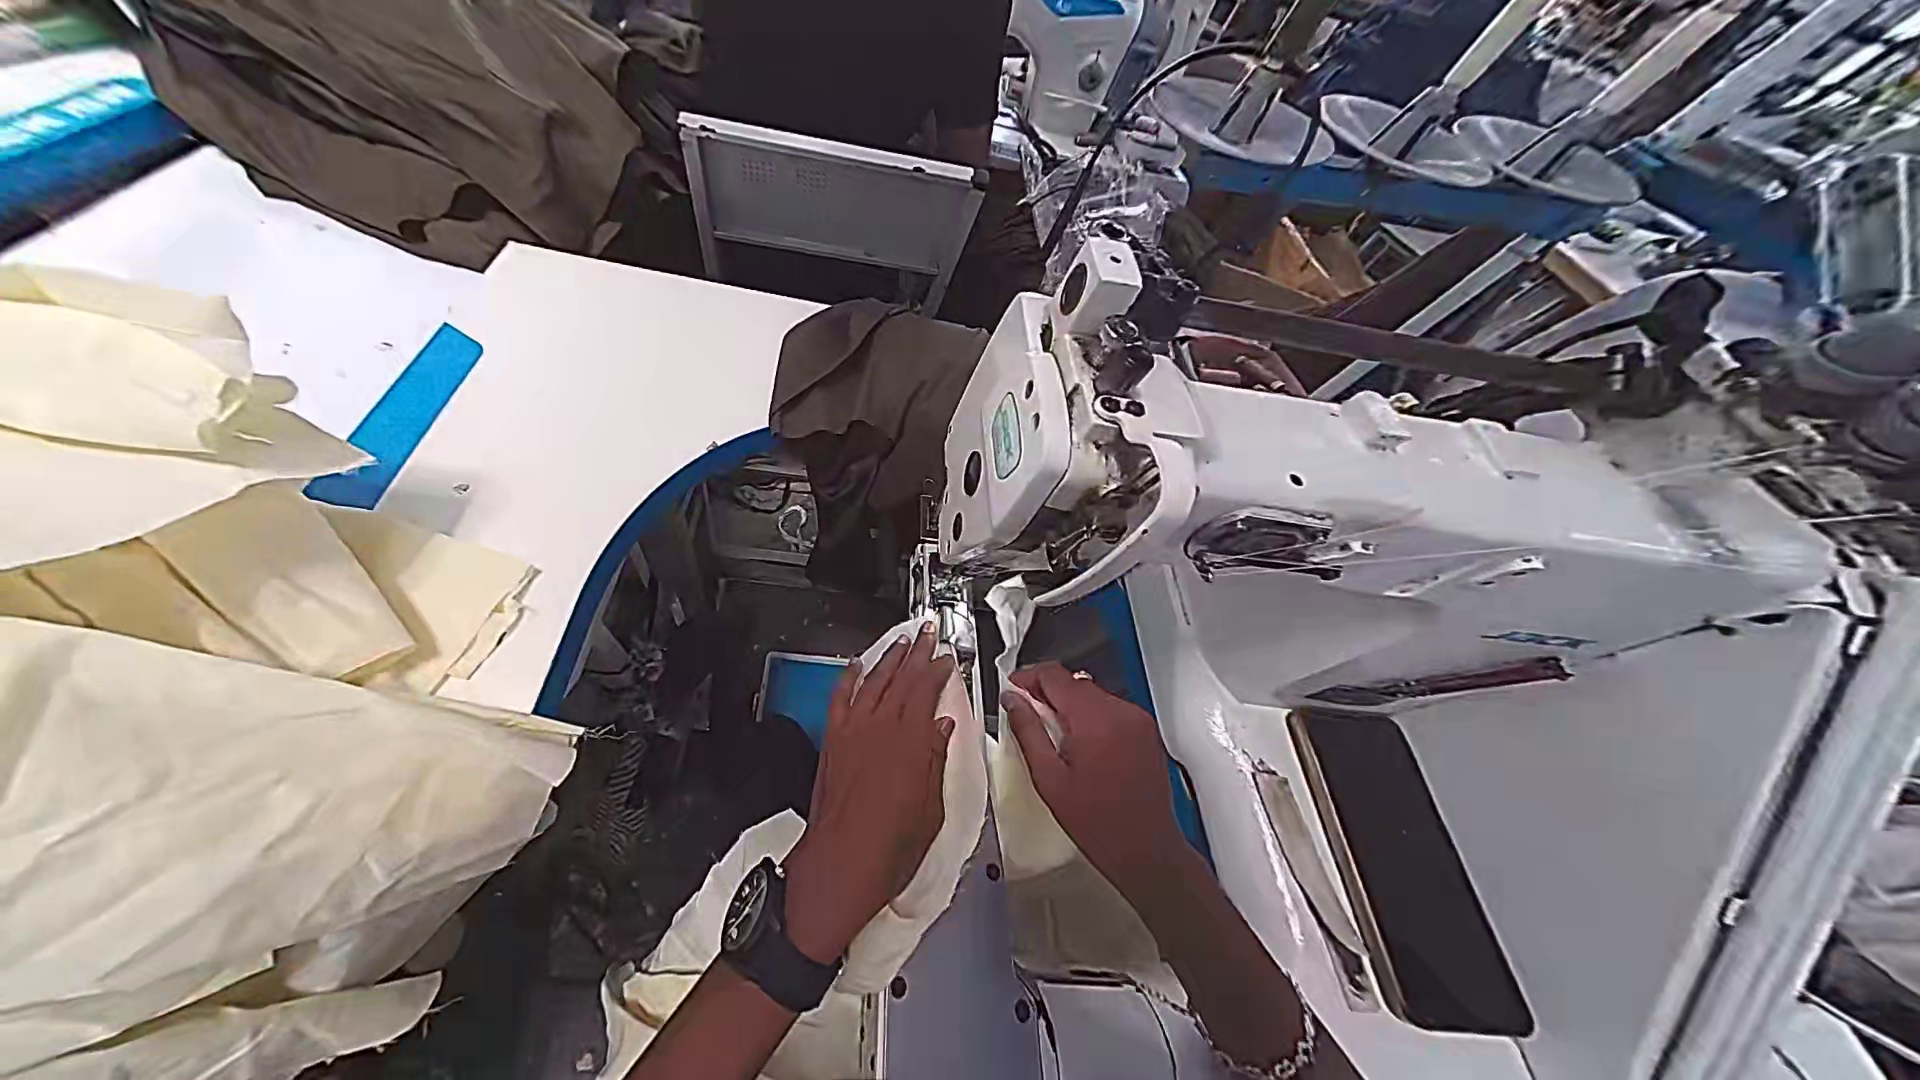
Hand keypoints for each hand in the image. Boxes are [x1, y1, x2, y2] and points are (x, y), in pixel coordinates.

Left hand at [784, 624, 954, 964]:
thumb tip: (942, 730)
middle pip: (902, 677)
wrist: (840, 864)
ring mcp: (854, 732)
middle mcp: (882, 729)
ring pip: (874, 680)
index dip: (938, 670)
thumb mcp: (931, 809)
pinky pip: (841, 698)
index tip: (946, 659)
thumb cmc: (889, 846)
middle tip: (927, 633)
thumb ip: (936, 762)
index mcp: (912, 742)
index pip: (927, 690)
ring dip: (889, 658)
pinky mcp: (833, 741)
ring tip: (900, 642)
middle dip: (917, 652)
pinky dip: (849, 678)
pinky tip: (857, 666)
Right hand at [1002, 662, 1190, 901]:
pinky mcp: (1146, 730)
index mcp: (1094, 719)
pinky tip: (1081, 745)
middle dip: (1048, 693)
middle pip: (1074, 682)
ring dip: (1070, 705)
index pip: (1055, 676)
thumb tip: (1012, 701)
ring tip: (1055, 736)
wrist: (1145, 849)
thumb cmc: (1099, 822)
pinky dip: (1092, 717)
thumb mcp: (1048, 777)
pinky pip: (1111, 709)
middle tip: (1028, 714)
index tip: (1014, 688)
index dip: (1028, 677)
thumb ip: (1027, 730)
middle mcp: (1120, 711)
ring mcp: (1137, 719)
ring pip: (1092, 694)